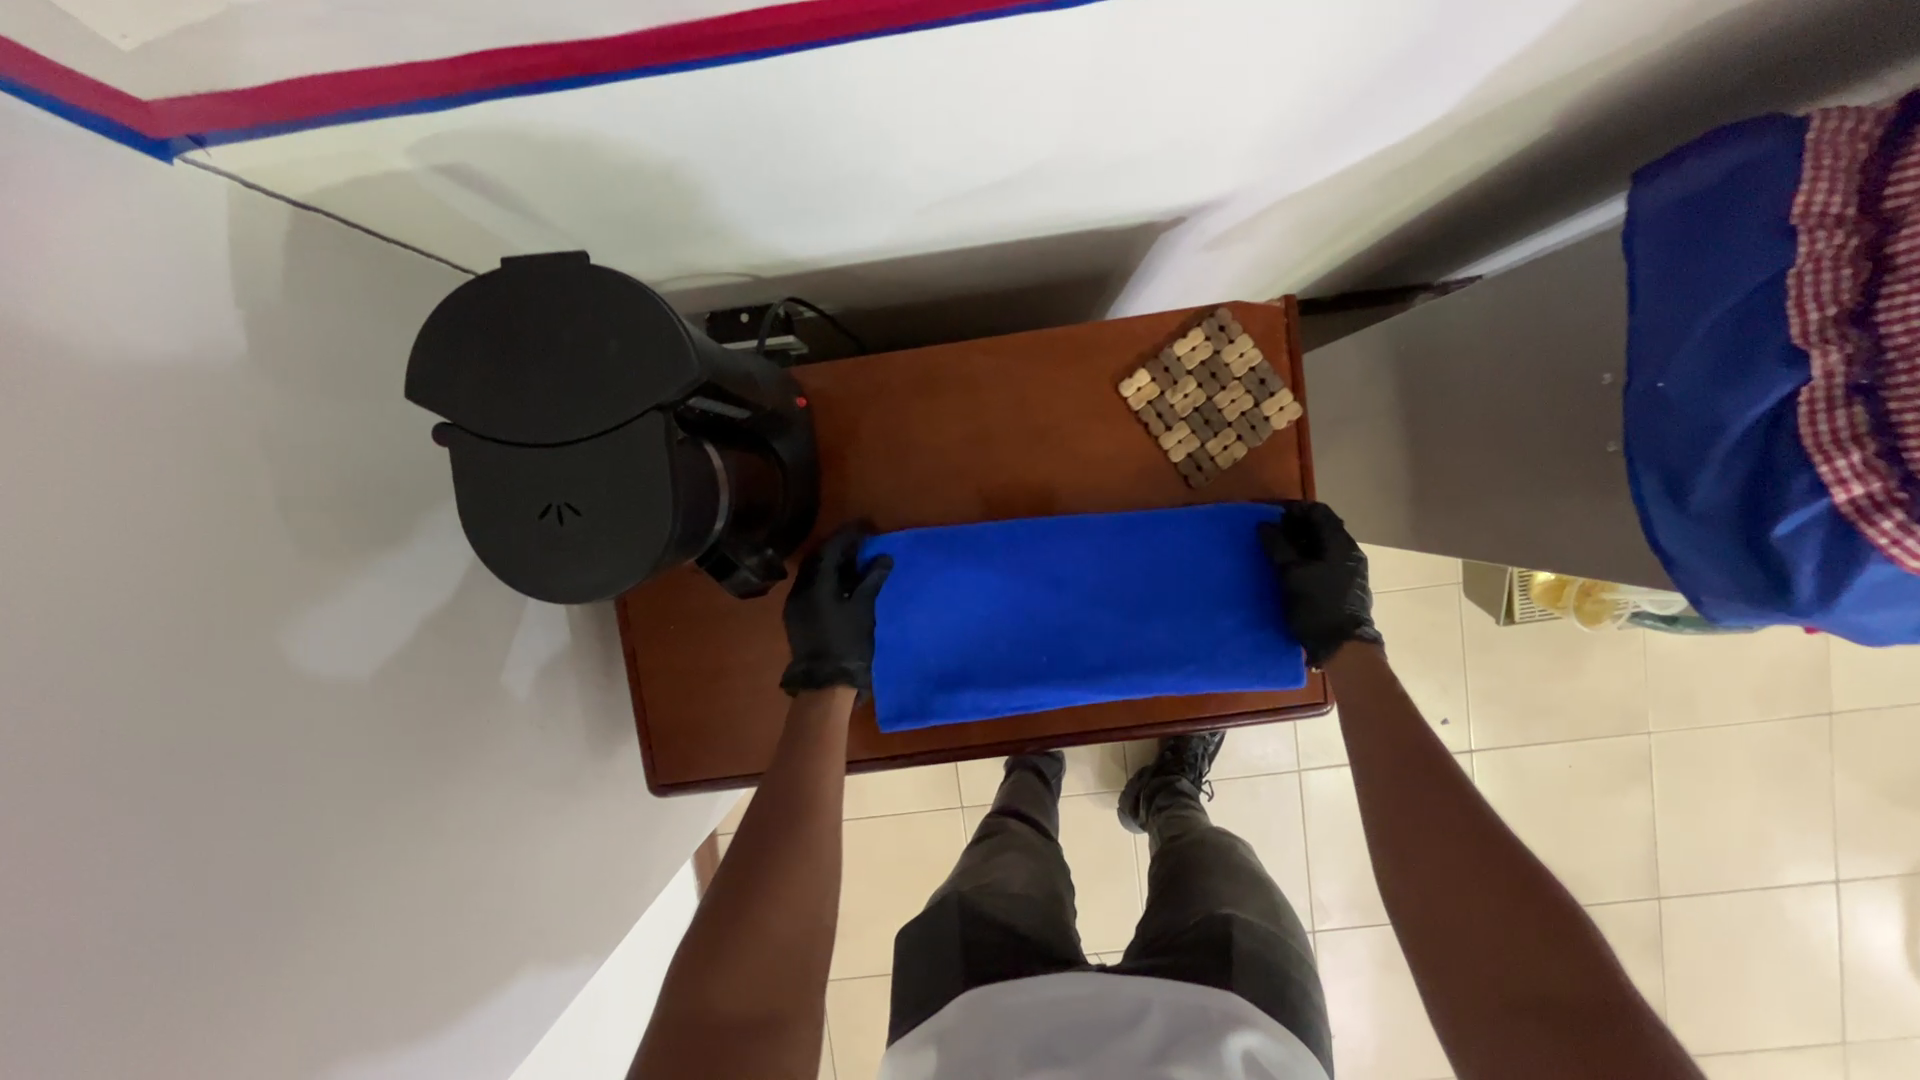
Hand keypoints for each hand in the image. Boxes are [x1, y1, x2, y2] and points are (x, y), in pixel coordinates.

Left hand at [779, 523, 892, 695]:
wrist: (825, 681)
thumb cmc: (848, 643)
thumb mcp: (864, 609)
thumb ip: (871, 580)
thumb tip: (884, 557)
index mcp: (816, 585)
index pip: (831, 549)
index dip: (849, 535)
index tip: (866, 526)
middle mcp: (800, 589)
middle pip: (818, 557)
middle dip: (838, 546)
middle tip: (860, 541)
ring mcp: (795, 603)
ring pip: (812, 572)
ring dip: (831, 562)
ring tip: (854, 559)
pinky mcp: (796, 615)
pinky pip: (810, 586)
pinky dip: (825, 578)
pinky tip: (842, 582)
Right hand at [1258, 500, 1382, 667]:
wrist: (1343, 645)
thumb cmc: (1316, 606)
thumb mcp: (1291, 574)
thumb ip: (1278, 547)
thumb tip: (1265, 525)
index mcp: (1340, 544)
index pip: (1319, 512)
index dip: (1296, 509)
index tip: (1273, 515)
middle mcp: (1350, 551)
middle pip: (1324, 526)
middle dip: (1298, 525)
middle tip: (1273, 532)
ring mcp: (1352, 568)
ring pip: (1326, 544)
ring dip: (1304, 541)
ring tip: (1280, 549)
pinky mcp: (1348, 583)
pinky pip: (1328, 559)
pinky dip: (1311, 556)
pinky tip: (1296, 567)